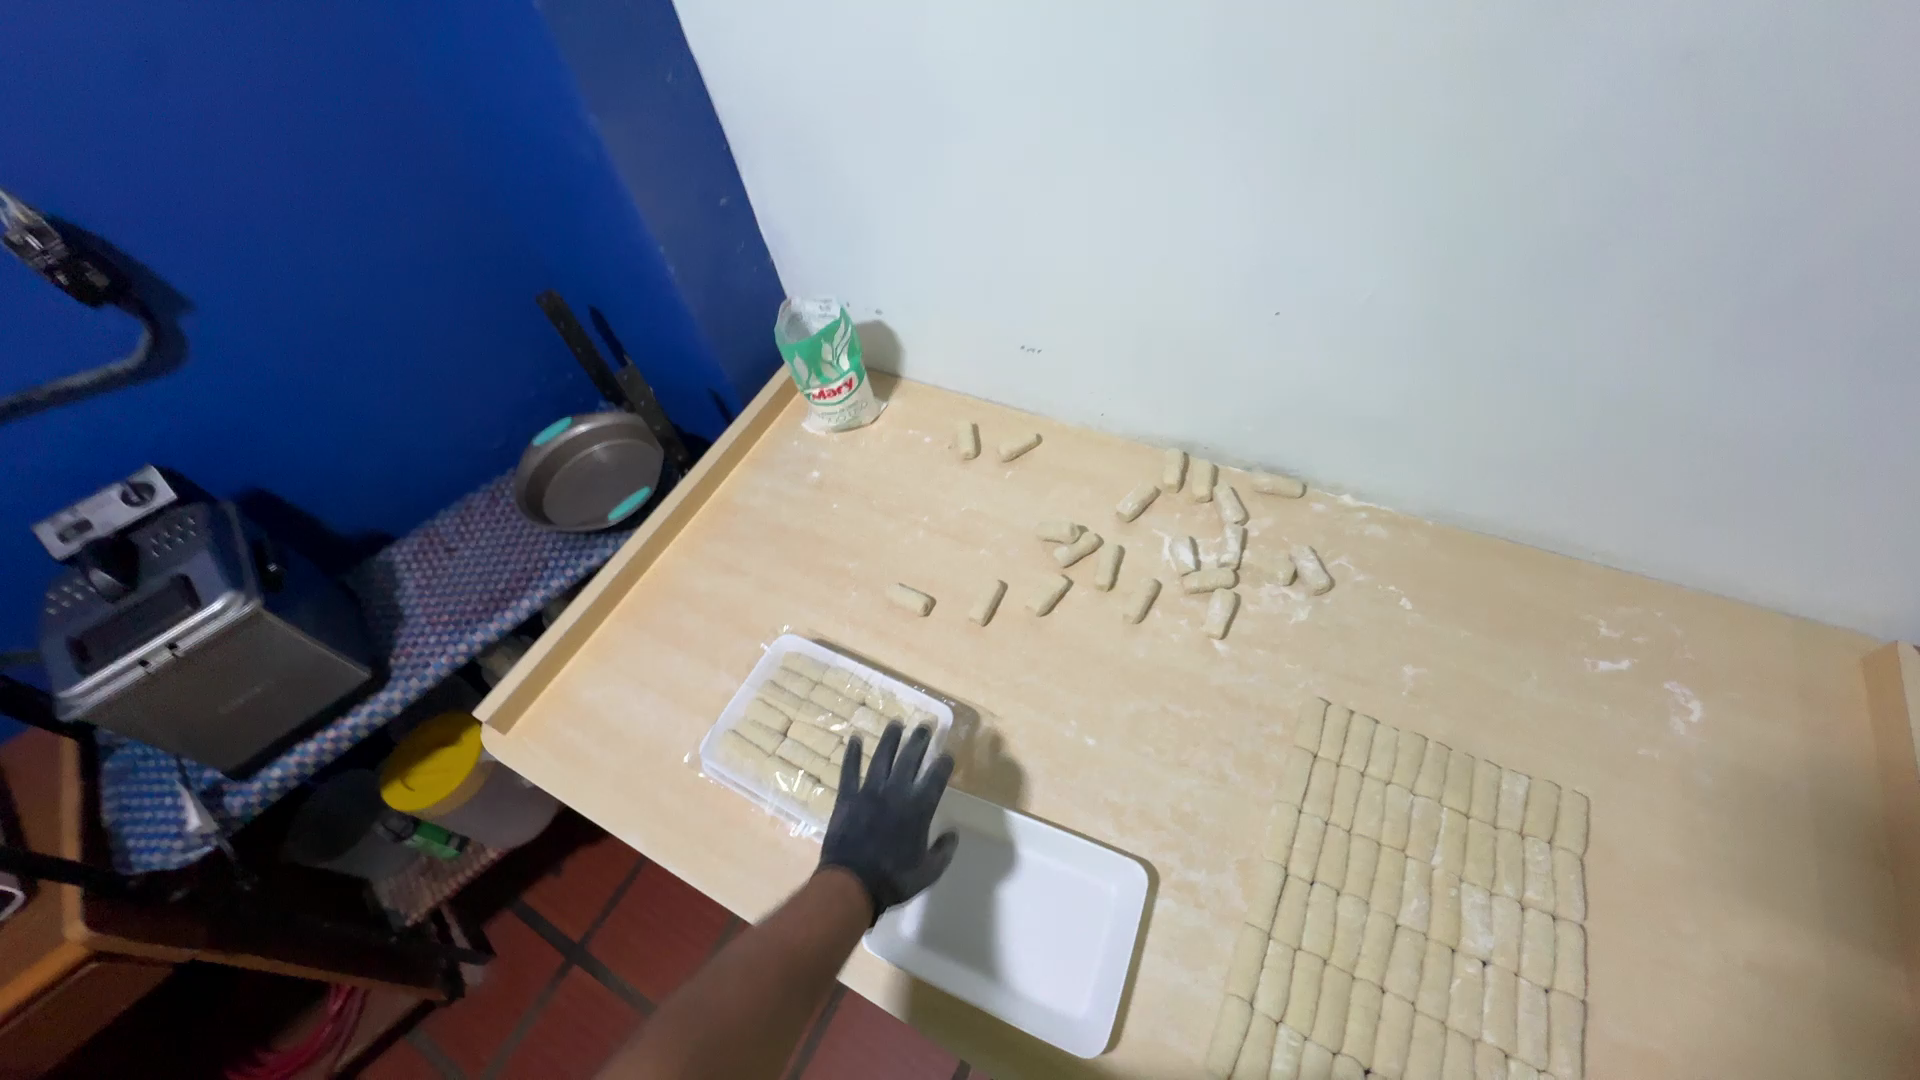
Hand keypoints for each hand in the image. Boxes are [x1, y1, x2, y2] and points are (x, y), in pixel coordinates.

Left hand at [818, 721, 958, 924]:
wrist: (852, 885)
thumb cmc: (894, 880)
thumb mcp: (929, 872)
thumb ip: (944, 851)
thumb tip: (953, 834)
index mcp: (919, 808)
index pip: (936, 777)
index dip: (944, 762)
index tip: (948, 752)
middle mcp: (896, 792)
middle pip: (910, 758)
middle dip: (919, 740)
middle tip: (925, 726)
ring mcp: (869, 791)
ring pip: (882, 757)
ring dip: (890, 739)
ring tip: (897, 723)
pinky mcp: (847, 797)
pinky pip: (849, 770)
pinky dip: (852, 754)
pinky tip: (854, 738)